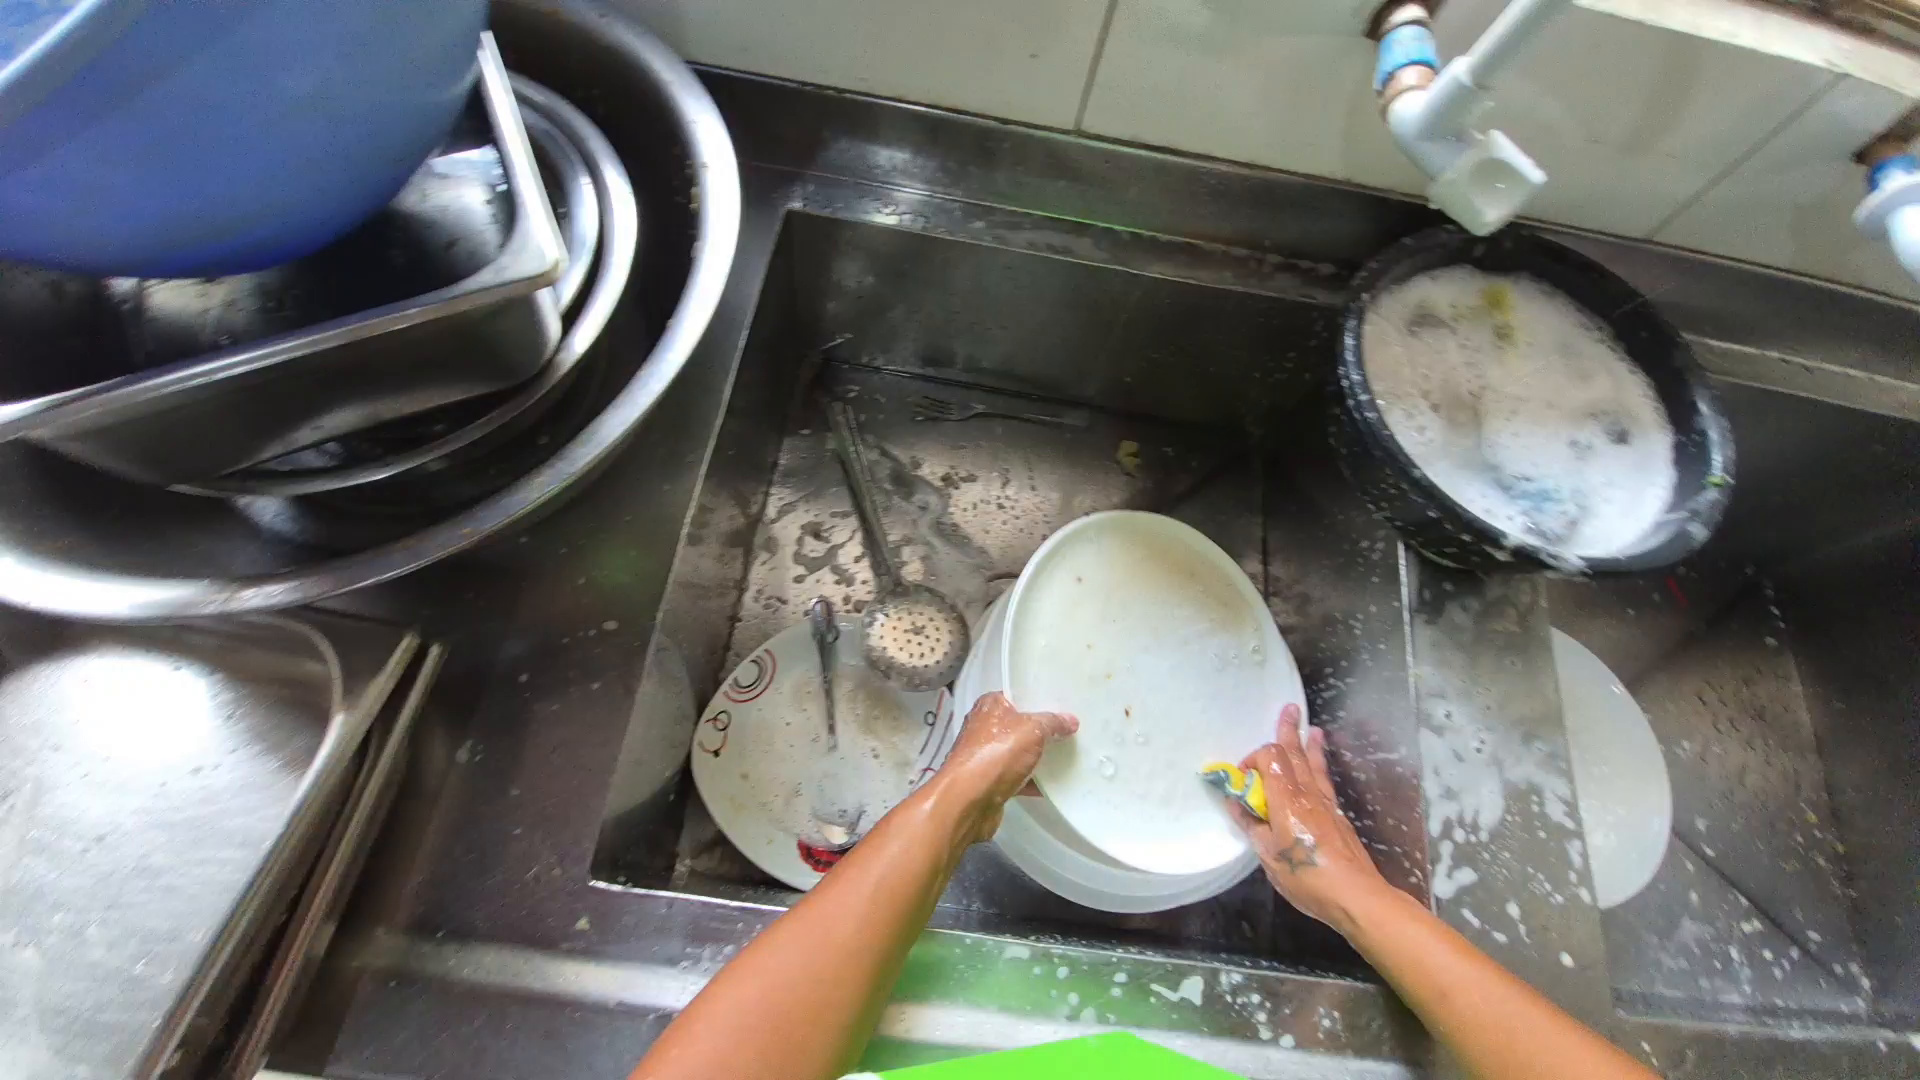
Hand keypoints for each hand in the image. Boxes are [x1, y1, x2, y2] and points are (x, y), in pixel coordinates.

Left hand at [936, 691, 1076, 841]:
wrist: (969, 800)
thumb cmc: (998, 754)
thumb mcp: (1032, 730)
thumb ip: (1052, 722)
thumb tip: (1071, 720)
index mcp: (990, 705)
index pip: (1017, 696)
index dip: (1039, 699)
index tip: (1064, 705)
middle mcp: (984, 726)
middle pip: (1019, 724)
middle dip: (1042, 730)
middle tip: (1071, 731)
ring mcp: (985, 755)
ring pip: (1018, 752)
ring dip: (1038, 756)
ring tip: (1068, 756)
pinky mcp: (989, 781)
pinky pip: (1016, 776)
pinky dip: (1032, 780)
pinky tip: (1054, 785)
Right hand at [1230, 704, 1391, 935]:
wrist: (1357, 896)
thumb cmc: (1306, 875)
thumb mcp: (1267, 854)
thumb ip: (1251, 825)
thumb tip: (1235, 804)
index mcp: (1286, 799)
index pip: (1270, 758)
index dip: (1252, 759)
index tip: (1241, 778)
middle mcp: (1307, 793)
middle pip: (1295, 753)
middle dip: (1289, 730)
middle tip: (1289, 708)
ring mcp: (1325, 803)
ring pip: (1314, 764)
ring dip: (1309, 744)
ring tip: (1311, 727)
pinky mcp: (1337, 816)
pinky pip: (1324, 780)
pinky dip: (1319, 764)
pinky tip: (1319, 765)